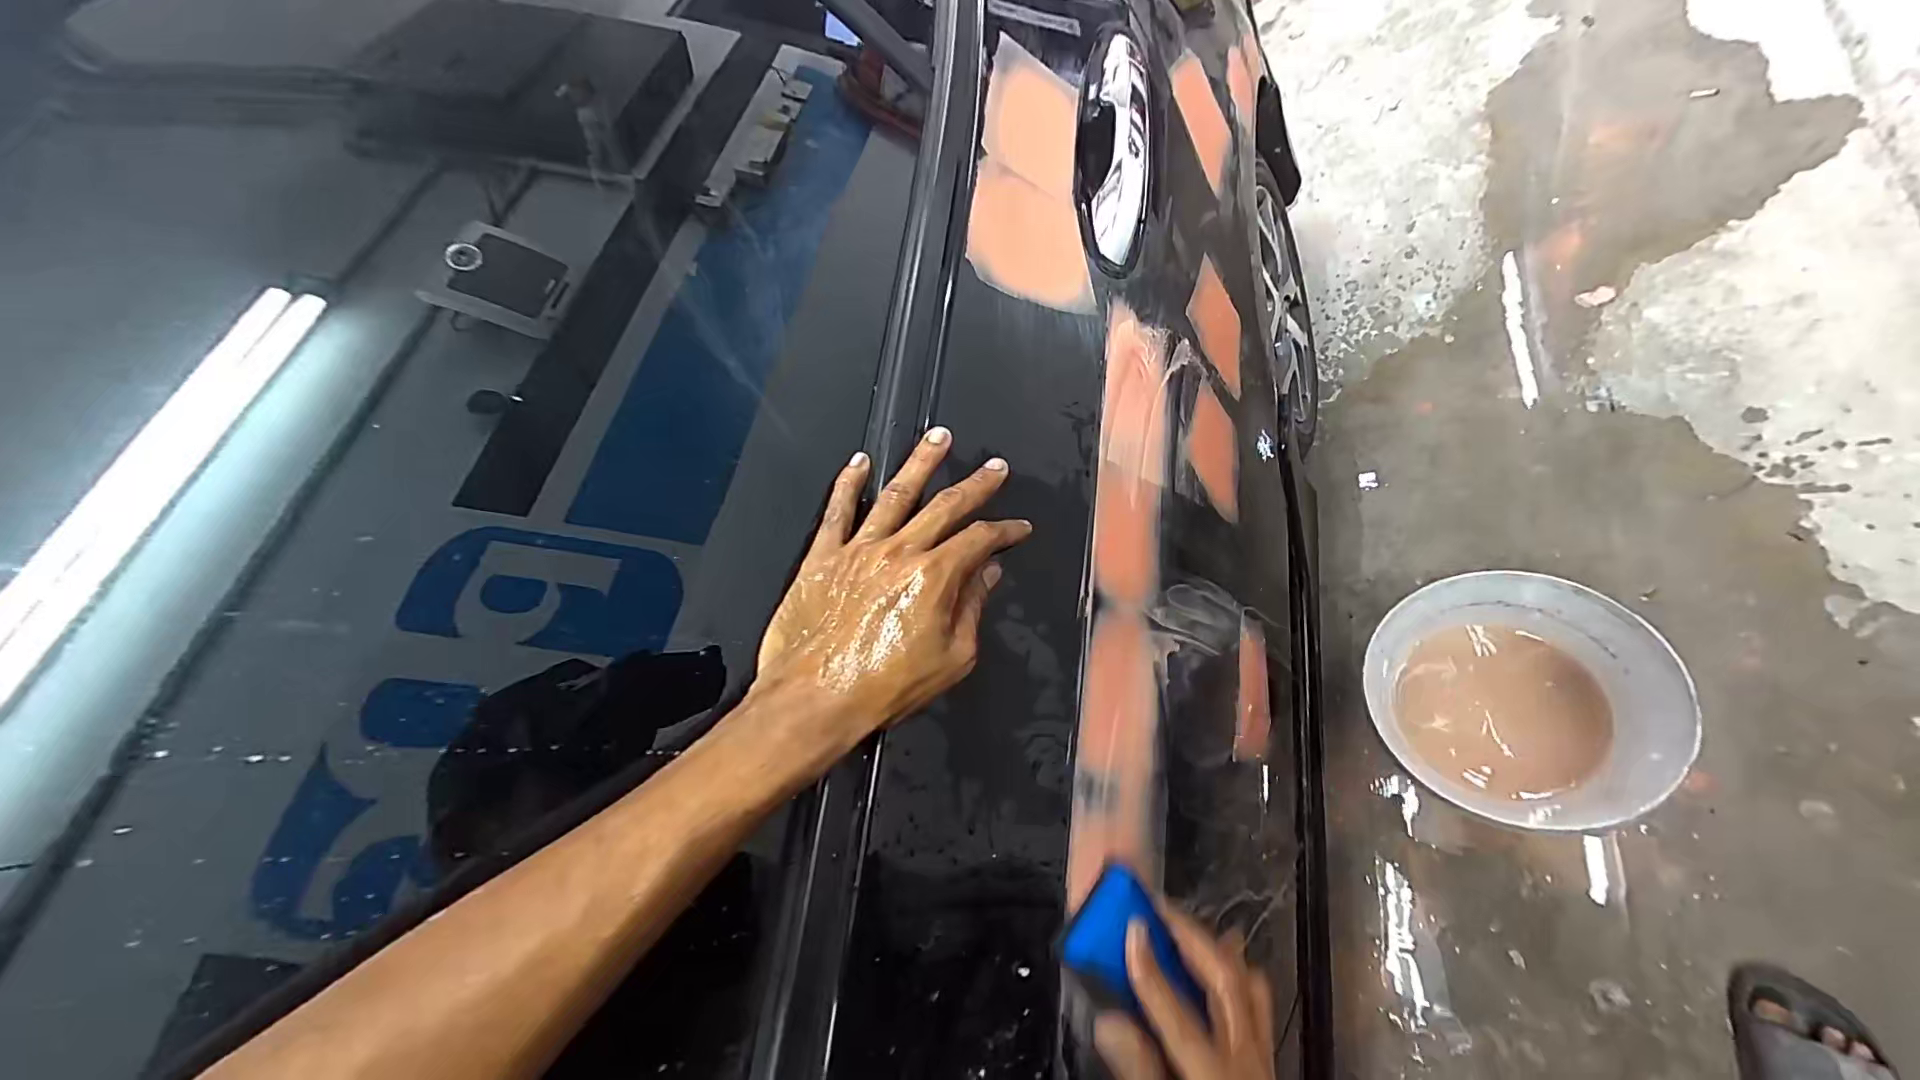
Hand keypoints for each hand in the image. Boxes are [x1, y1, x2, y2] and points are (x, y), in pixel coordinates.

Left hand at [755, 426, 1032, 743]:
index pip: (980, 540)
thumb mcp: (951, 659)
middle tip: (995, 467)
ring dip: (921, 462)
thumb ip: (972, 609)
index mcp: (934, 577)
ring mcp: (858, 550)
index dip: (1004, 531)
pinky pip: (838, 510)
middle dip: (976, 484)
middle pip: (946, 505)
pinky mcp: (823, 557)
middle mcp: (898, 553)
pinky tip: (859, 462)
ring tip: (938, 438)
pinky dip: (848, 482)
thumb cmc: (881, 689)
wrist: (814, 700)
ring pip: (896, 492)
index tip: (1017, 529)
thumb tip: (987, 577)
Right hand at [1093, 908, 1276, 1079]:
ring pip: (1249, 987)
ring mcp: (1260, 1060)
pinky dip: (1235, 972)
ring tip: (1185, 923)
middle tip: (1156, 906)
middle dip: (1190, 936)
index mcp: (1213, 1077)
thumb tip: (1108, 1019)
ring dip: (1216, 947)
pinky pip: (1256, 1003)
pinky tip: (1217, 962)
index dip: (1150, 969)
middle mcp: (1243, 1062)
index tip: (1130, 928)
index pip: (1179, 1015)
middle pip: (1225, 983)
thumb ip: (1140, 1070)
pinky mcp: (1264, 1062)